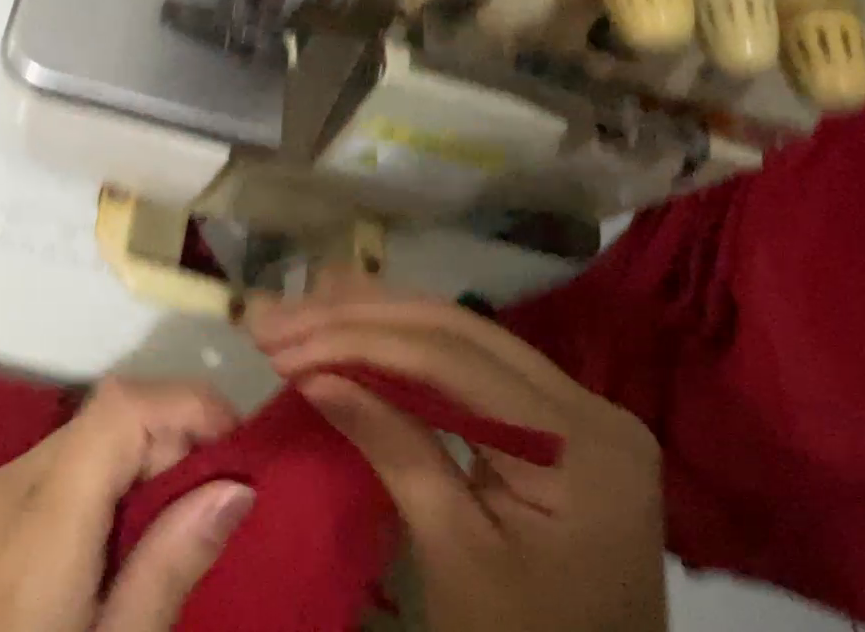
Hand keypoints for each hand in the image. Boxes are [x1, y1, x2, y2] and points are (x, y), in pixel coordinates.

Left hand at [0, 378, 255, 631]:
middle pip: (92, 427)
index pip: (114, 410)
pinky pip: (29, 476)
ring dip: (120, 469)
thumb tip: (233, 489)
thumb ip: (167, 569)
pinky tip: (95, 547)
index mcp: (29, 525)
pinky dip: (77, 490)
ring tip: (156, 533)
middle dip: (161, 444)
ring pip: (63, 448)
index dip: (183, 403)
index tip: (236, 440)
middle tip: (210, 497)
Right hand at [245, 268, 665, 631]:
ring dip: (373, 320)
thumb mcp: (454, 552)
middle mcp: (587, 403)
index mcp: (578, 440)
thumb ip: (393, 449)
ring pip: (459, 334)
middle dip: (355, 318)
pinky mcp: (551, 420)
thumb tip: (313, 376)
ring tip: (299, 313)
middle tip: (277, 320)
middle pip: (455, 330)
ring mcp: (574, 407)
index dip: (355, 342)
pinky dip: (402, 347)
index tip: (279, 350)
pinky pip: (469, 365)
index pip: (449, 359)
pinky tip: (352, 329)